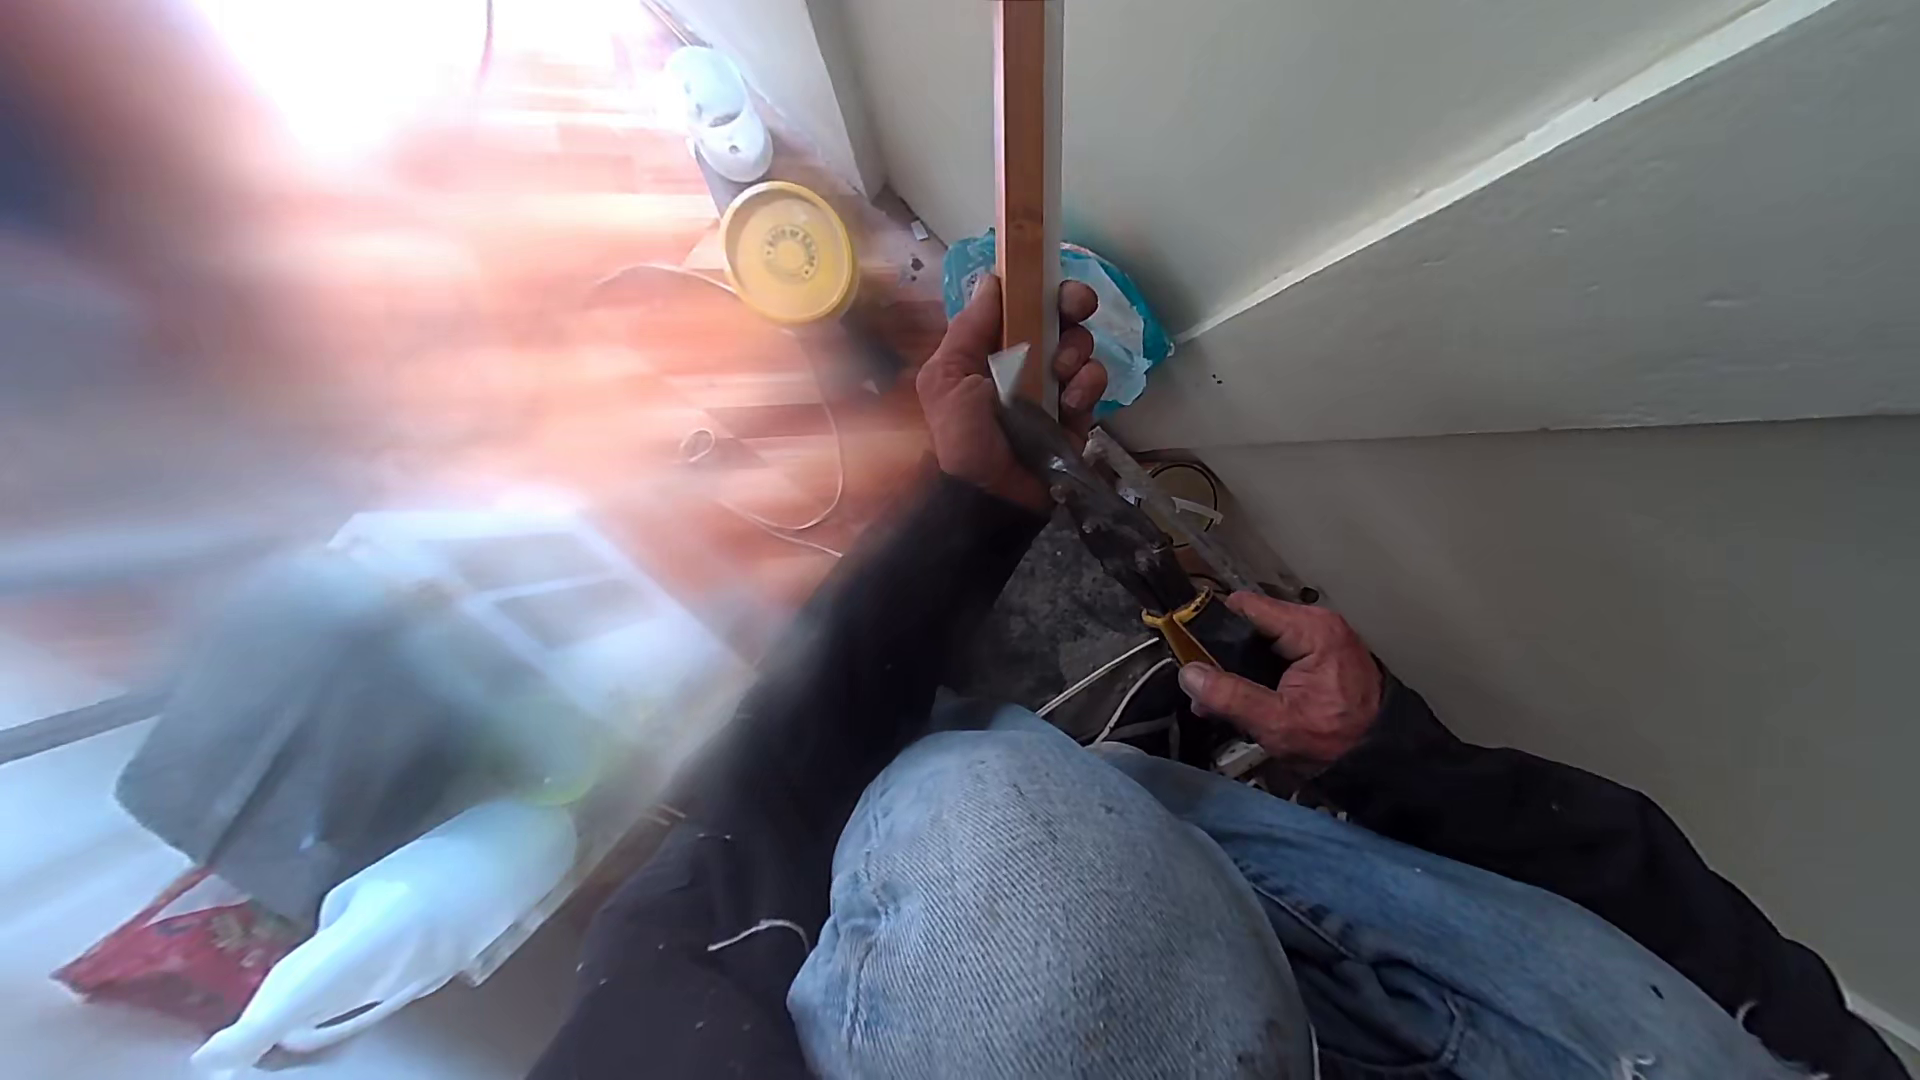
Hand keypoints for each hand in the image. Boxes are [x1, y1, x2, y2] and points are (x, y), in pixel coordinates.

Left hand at [915, 274, 1106, 512]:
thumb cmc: (961, 436)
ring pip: (1080, 345)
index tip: (1046, 274)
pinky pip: (1094, 383)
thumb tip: (989, 280)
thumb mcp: (946, 378)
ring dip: (1075, 350)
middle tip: (1074, 307)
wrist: (990, 495)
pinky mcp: (1077, 413)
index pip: (1019, 303)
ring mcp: (1053, 387)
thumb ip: (968, 329)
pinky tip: (1070, 404)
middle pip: (1058, 316)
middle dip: (1070, 304)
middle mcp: (1024, 361)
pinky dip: (1088, 386)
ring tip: (1060, 373)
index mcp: (990, 349)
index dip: (1035, 284)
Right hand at [1178, 591, 1382, 771]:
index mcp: (1310, 629)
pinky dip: (1254, 667)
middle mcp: (1316, 622)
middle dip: (1221, 651)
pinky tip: (1242, 692)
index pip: (1244, 606)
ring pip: (1258, 636)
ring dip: (1236, 662)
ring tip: (1218, 694)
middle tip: (1204, 683)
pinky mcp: (1318, 651)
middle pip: (1249, 621)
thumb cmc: (1338, 742)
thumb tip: (1189, 675)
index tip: (1190, 649)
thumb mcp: (1277, 722)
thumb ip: (1230, 696)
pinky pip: (1274, 648)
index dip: (1213, 625)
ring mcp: (1319, 635)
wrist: (1384, 762)